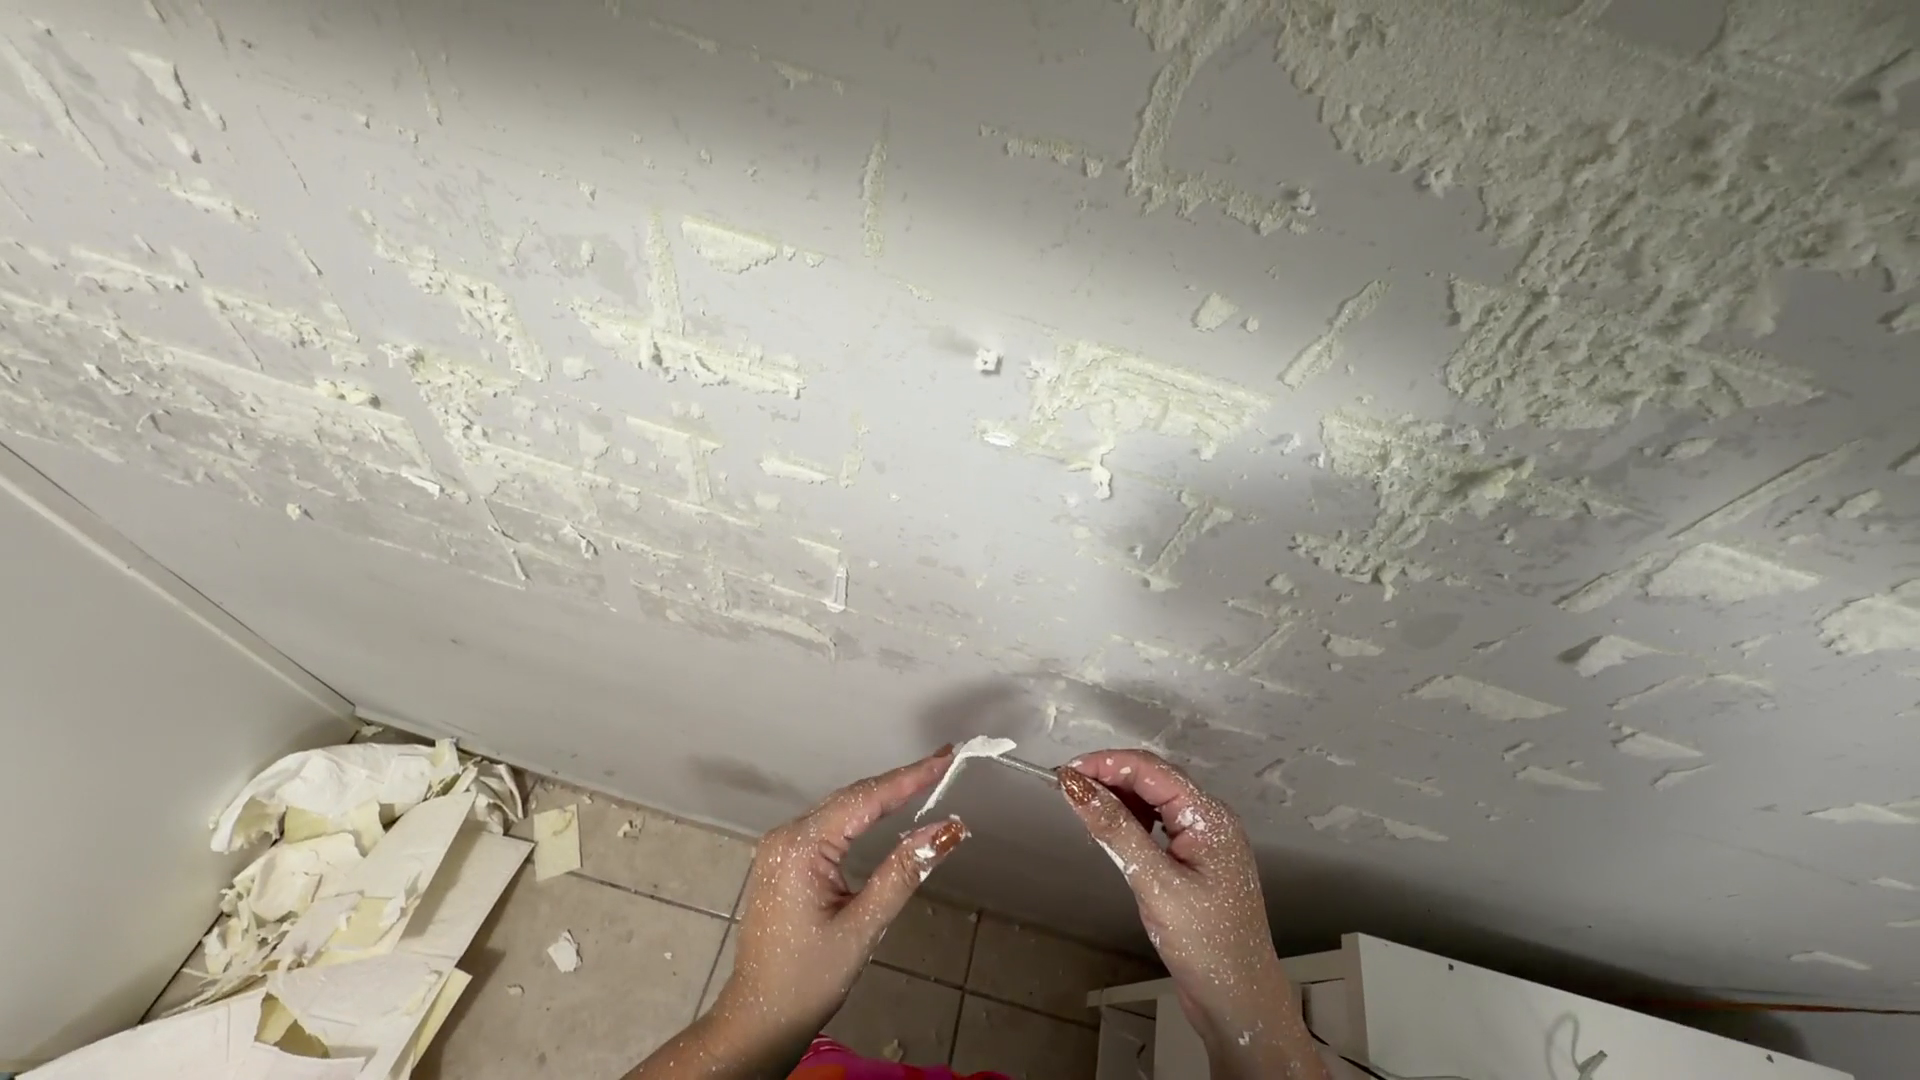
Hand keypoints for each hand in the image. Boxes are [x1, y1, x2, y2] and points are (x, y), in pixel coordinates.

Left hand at [714, 746, 968, 1050]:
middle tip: (942, 763)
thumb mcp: (863, 926)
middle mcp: (786, 835)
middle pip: (852, 797)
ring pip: (840, 808)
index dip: (909, 777)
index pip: (865, 799)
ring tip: (924, 779)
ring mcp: (781, 846)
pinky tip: (885, 810)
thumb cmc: (808, 978)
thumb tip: (948, 829)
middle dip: (898, 780)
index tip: (944, 757)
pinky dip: (862, 813)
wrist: (758, 1019)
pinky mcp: (784, 859)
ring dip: (881, 794)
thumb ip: (904, 871)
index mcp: (801, 846)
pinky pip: (829, 823)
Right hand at [1056, 750, 1327, 1079]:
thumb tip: (1076, 787)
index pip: (1150, 770)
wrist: (1240, 1005)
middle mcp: (1210, 819)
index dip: (1105, 764)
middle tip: (1069, 790)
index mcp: (1209, 817)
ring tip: (1086, 811)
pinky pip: (1159, 823)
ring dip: (1120, 798)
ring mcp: (1205, 839)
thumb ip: (1115, 830)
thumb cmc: (1206, 946)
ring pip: (1155, 799)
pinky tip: (1114, 834)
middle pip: (1153, 779)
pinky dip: (1132, 820)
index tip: (1065, 773)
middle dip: (1110, 777)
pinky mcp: (1196, 860)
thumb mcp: (1154, 883)